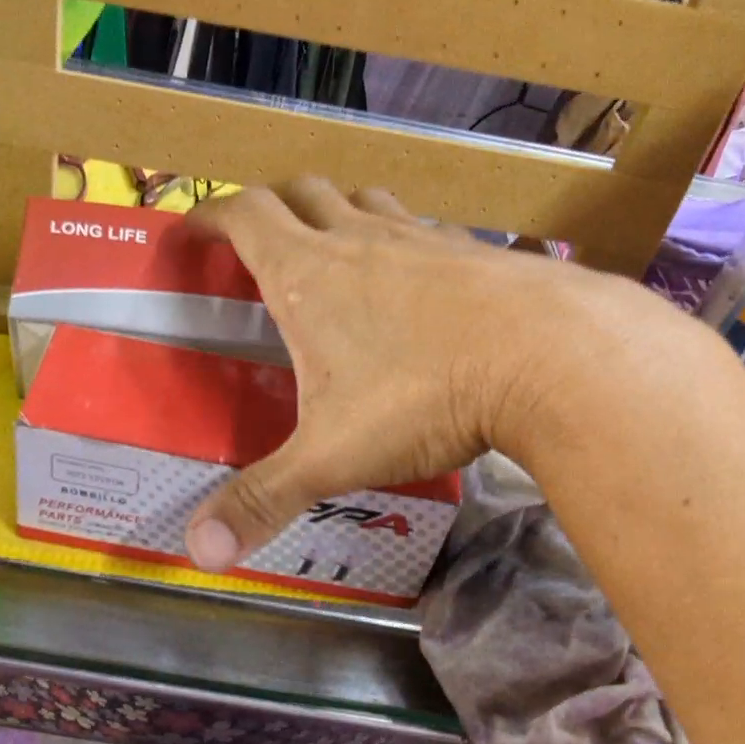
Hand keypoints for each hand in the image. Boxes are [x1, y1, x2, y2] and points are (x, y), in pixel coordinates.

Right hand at [181, 178, 685, 570]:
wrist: (552, 358)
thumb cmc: (422, 398)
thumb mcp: (329, 458)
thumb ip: (263, 500)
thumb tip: (201, 551)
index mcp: (309, 276)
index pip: (245, 216)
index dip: (211, 216)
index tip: (192, 231)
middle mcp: (362, 241)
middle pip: (303, 192)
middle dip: (272, 206)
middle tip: (258, 242)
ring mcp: (424, 240)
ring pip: (366, 201)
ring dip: (337, 212)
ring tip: (332, 250)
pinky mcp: (476, 253)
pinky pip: (425, 230)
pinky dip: (403, 241)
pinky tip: (417, 281)